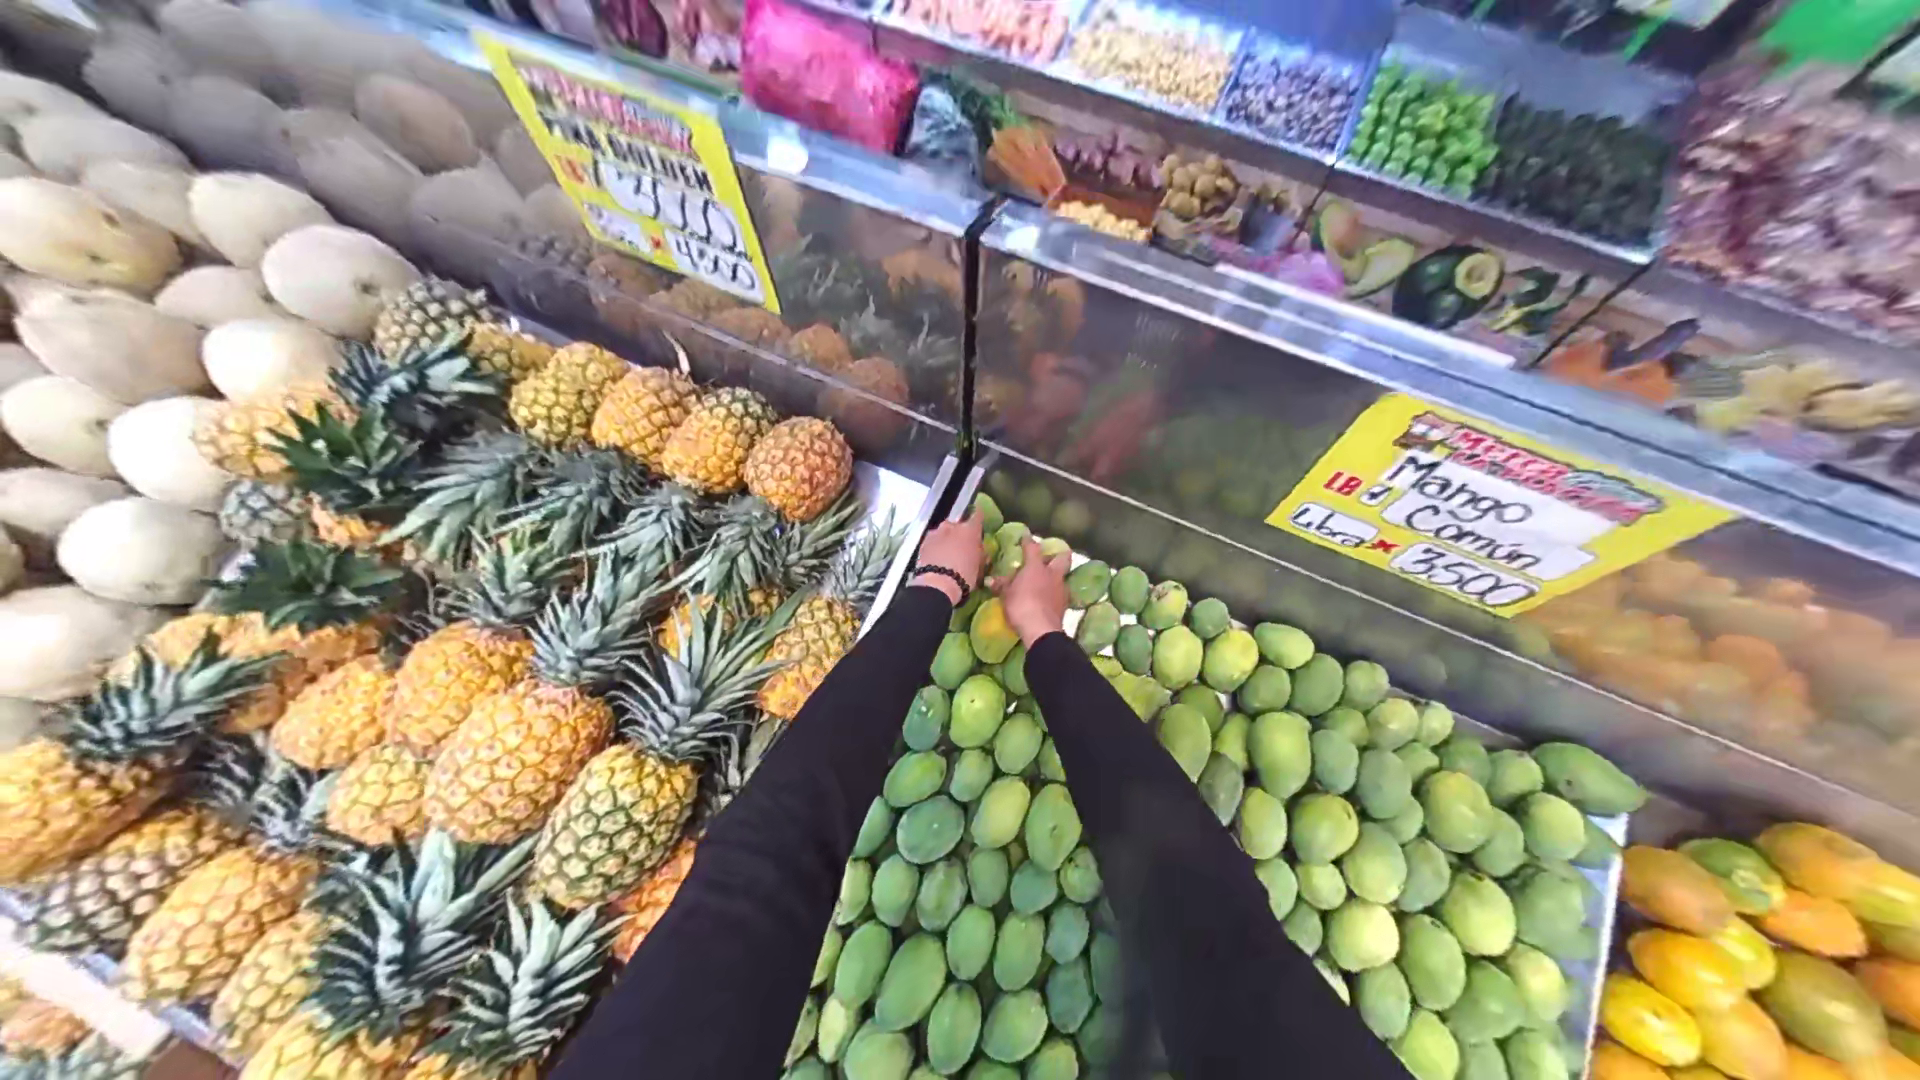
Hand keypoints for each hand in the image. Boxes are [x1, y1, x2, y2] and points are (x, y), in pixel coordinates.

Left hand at [909, 512, 983, 605]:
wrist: (938, 585)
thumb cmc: (965, 576)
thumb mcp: (979, 566)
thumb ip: (979, 553)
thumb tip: (978, 549)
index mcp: (970, 530)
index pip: (977, 516)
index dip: (978, 516)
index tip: (978, 516)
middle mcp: (952, 526)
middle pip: (957, 525)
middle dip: (959, 533)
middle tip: (961, 547)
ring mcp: (935, 533)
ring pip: (943, 533)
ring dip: (945, 539)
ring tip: (946, 555)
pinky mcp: (923, 543)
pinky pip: (933, 541)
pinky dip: (935, 547)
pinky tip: (936, 558)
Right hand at [995, 537, 1070, 646]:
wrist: (1041, 629)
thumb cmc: (1020, 606)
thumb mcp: (1006, 595)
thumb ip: (1001, 585)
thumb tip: (991, 580)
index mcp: (1036, 567)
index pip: (1033, 547)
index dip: (1028, 541)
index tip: (1026, 537)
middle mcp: (1052, 574)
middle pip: (1062, 557)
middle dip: (1057, 555)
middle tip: (1047, 558)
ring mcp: (1061, 588)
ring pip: (1063, 575)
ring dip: (1055, 576)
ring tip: (1045, 581)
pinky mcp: (1064, 604)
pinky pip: (1061, 592)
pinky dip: (1055, 592)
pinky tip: (1047, 597)